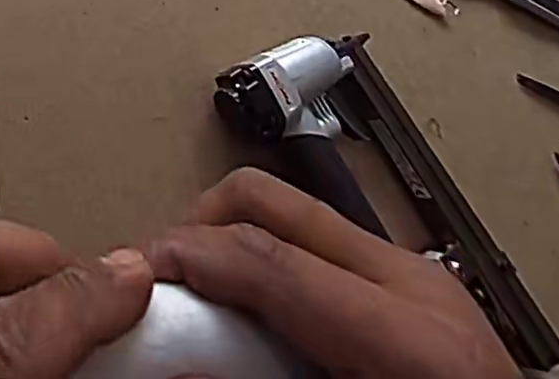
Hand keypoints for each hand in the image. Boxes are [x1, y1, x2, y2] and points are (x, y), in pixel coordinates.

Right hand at [145, 168, 516, 377]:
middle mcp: (415, 287)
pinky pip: (312, 241)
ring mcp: (417, 278)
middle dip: (196, 221)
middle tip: (163, 267)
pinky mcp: (414, 286)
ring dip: (227, 233)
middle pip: (266, 197)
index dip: (186, 252)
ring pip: (286, 208)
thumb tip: (174, 360)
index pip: (264, 254)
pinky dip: (264, 256)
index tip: (141, 269)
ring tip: (202, 284)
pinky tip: (253, 300)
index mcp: (413, 343)